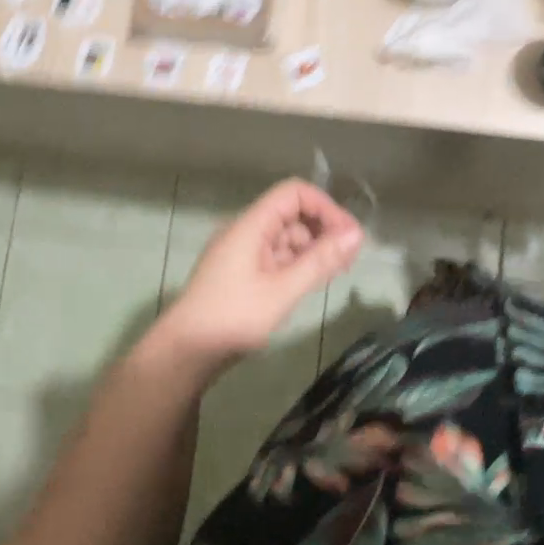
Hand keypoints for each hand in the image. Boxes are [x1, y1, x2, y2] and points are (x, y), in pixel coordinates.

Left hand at [159, 179, 364, 366]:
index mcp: (250, 225)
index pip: (293, 193)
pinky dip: (297, 264)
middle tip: (348, 259)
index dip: (325, 207)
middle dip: (323, 230)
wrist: (186, 351)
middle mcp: (245, 231)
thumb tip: (357, 234)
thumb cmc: (233, 317)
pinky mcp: (242, 273)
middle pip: (291, 214)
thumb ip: (320, 261)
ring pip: (286, 237)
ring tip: (336, 273)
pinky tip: (312, 282)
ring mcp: (242, 252)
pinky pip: (276, 256)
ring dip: (312, 249)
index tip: (348, 236)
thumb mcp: (283, 291)